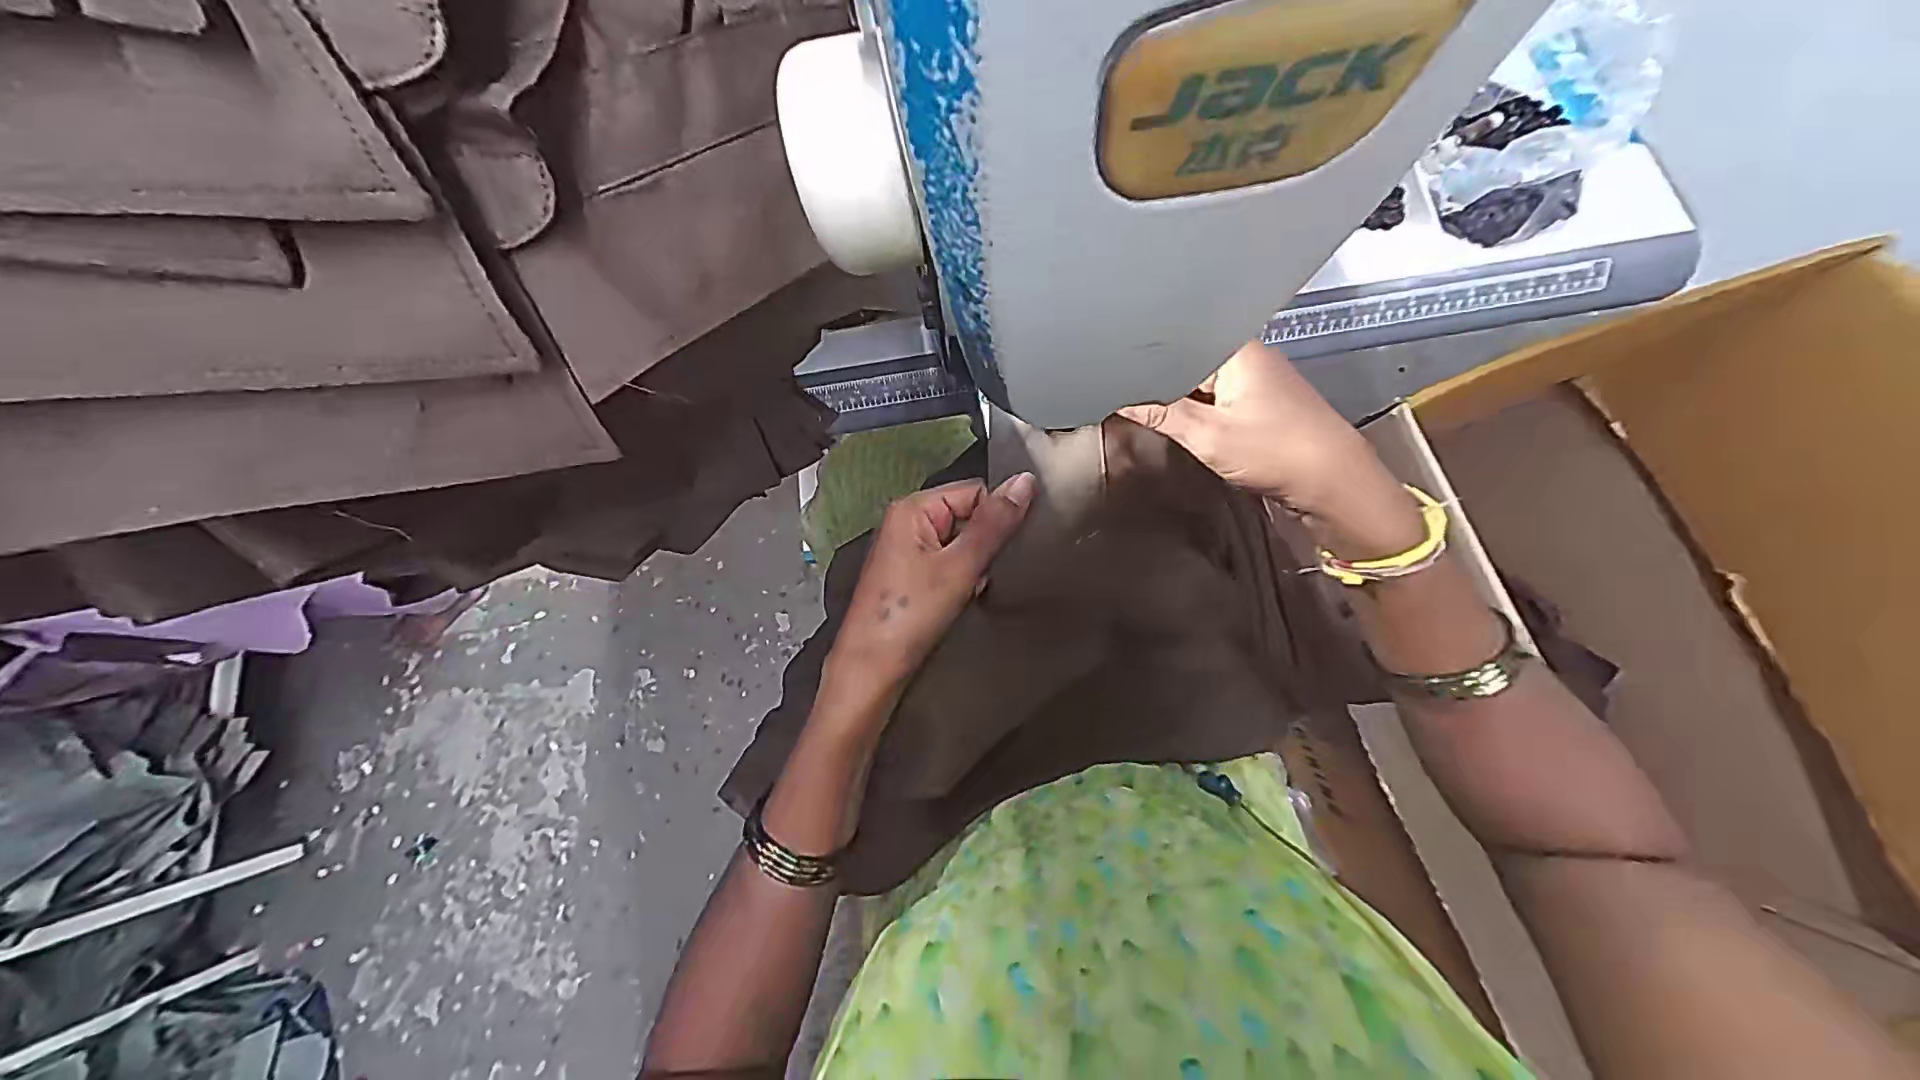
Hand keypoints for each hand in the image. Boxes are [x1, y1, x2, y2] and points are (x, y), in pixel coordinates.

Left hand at [818, 474, 1036, 718]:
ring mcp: (907, 550)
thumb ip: (994, 525)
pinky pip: (948, 564)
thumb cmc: (908, 616)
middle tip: (982, 575)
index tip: (1001, 550)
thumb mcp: (960, 567)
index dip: (996, 518)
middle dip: (985, 545)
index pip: (975, 491)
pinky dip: (961, 579)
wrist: (871, 669)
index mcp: (912, 508)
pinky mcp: (909, 576)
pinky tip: (961, 600)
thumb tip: (1025, 481)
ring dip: (975, 565)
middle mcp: (906, 522)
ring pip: (961, 543)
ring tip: (970, 591)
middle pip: (968, 516)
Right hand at [1118, 342, 1421, 558]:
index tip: (1120, 371)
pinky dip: (1198, 413)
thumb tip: (1122, 401)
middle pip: (1189, 362)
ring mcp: (1256, 382)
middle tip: (1127, 394)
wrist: (1333, 483)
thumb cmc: (1279, 451)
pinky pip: (1217, 401)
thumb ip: (1160, 415)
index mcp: (1238, 350)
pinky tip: (1184, 426)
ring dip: (1181, 401)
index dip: (1147, 358)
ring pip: (1201, 384)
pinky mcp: (1260, 406)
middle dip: (1161, 382)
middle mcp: (1248, 358)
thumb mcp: (1206, 435)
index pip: (1179, 342)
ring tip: (1151, 409)